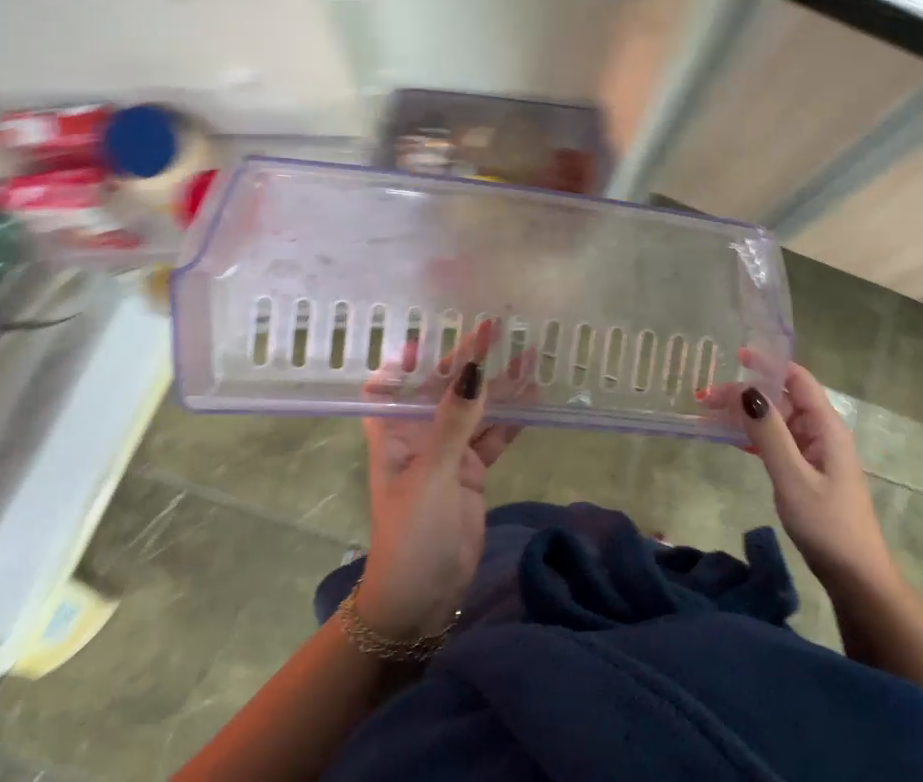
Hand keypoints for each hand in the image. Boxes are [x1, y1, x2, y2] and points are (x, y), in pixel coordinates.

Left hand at [357, 321, 521, 639]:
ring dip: (498, 386)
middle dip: (466, 360)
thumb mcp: (431, 474)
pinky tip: (536, 398)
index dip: (400, 361)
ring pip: (475, 411)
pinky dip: (513, 420)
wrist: (421, 596)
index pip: (387, 387)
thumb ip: (455, 422)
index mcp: (392, 434)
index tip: (424, 335)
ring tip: (529, 354)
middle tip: (495, 327)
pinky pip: (493, 438)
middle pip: (441, 389)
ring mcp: (447, 455)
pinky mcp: (471, 474)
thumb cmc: (412, 533)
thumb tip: (474, 370)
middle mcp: (418, 437)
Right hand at [705, 351, 895, 591]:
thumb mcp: (793, 478)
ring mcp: (815, 455)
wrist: (855, 576)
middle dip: (746, 393)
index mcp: (826, 427)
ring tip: (709, 415)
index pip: (797, 379)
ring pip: (777, 422)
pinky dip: (754, 438)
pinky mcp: (807, 474)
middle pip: (783, 399)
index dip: (768, 364)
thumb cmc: (827, 525)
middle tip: (704, 397)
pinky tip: (731, 440)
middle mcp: (822, 433)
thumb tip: (747, 390)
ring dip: (747, 416)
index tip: (733, 356)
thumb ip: (769, 434)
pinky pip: (778, 444)